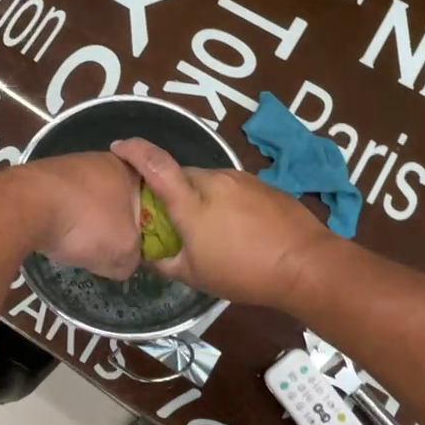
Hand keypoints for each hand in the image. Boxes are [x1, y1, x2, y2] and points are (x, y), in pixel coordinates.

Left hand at [8, 152, 142, 278]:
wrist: (26, 207)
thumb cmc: (87, 223)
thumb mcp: (124, 252)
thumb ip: (133, 258)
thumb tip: (125, 261)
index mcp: (125, 169)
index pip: (149, 193)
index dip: (147, 218)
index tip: (141, 241)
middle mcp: (97, 160)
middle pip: (115, 196)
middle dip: (114, 221)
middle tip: (111, 246)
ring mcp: (65, 166)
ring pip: (85, 199)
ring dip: (84, 220)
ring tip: (79, 244)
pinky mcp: (39, 178)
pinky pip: (60, 202)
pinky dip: (60, 219)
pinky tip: (55, 234)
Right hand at [110, 137, 339, 306]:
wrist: (306, 264)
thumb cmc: (244, 273)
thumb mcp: (195, 277)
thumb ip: (164, 262)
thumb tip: (147, 255)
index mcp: (191, 201)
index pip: (155, 164)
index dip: (133, 151)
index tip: (118, 147)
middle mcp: (213, 180)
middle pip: (181, 173)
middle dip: (170, 188)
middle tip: (170, 214)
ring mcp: (240, 178)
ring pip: (207, 179)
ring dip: (199, 195)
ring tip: (207, 225)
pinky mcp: (261, 183)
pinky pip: (230, 185)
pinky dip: (223, 199)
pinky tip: (234, 224)